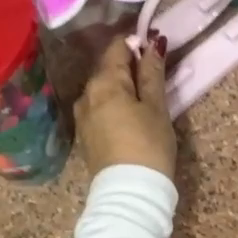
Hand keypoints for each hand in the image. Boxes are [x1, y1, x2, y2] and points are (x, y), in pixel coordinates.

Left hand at [73, 34, 175, 179]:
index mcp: (104, 82)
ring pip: (102, 87)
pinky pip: (98, 106)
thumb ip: (152, 73)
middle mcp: (86, 94)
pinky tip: (130, 112)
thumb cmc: (148, 146)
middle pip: (107, 67)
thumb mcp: (157, 107)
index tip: (155, 45)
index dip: (137, 42)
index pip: (117, 47)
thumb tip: (152, 44)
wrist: (128, 194)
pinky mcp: (84, 134)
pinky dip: (113, 101)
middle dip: (129, 63)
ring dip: (121, 83)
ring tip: (145, 93)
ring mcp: (81, 115)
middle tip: (155, 71)